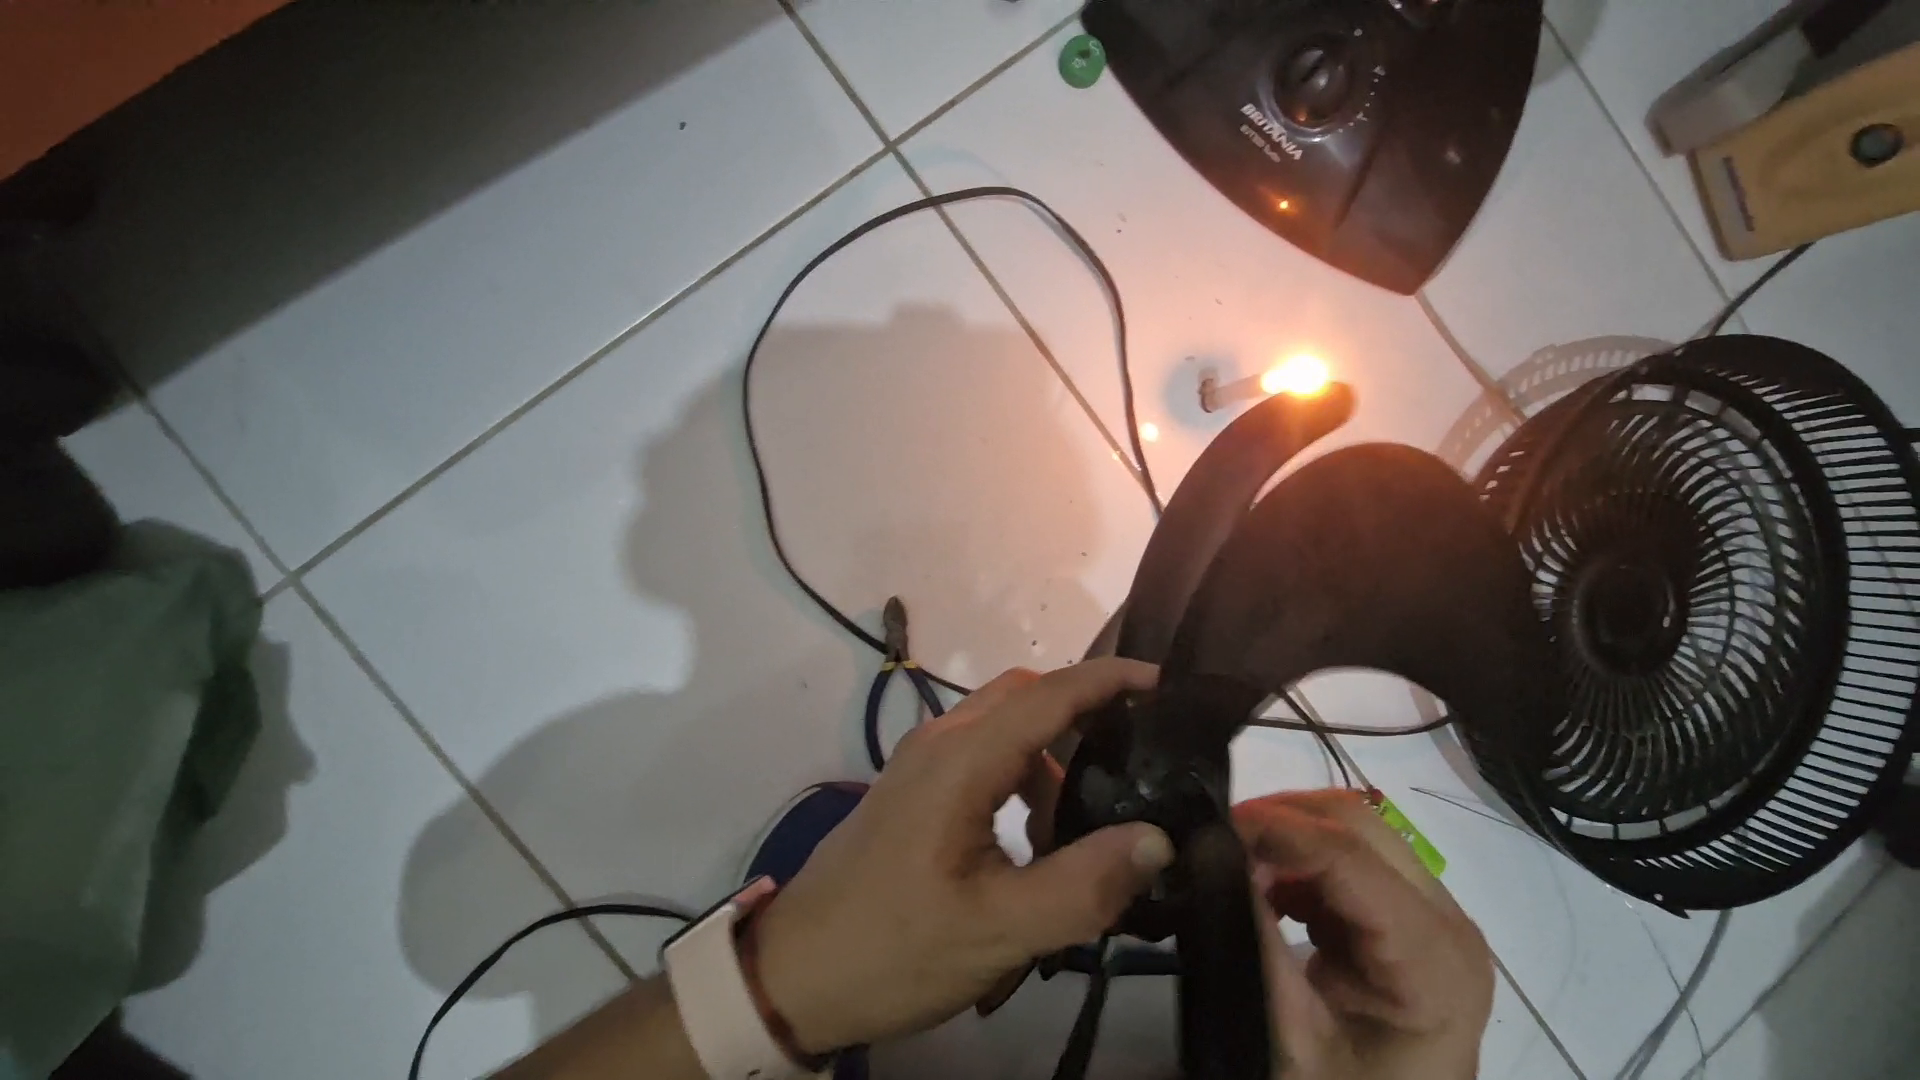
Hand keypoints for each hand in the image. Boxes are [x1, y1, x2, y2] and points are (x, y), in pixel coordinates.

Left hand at [751, 659, 1177, 1054]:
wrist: (793, 972)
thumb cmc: (894, 948)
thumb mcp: (998, 930)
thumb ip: (1083, 884)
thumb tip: (1157, 837)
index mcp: (961, 760)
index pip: (1049, 695)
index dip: (1110, 679)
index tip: (1167, 683)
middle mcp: (939, 743)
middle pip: (1025, 698)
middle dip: (1084, 713)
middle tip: (1139, 754)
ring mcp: (920, 764)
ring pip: (1003, 729)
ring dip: (1052, 760)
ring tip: (1086, 828)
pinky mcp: (913, 790)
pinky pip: (982, 759)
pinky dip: (1022, 781)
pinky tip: (1037, 844)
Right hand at [1234, 791, 1493, 1079]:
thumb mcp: (1290, 1033)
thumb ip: (1254, 941)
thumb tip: (1213, 855)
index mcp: (1433, 961)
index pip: (1350, 859)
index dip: (1279, 829)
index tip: (1212, 827)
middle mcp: (1447, 920)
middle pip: (1356, 825)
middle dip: (1280, 821)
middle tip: (1218, 845)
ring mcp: (1434, 911)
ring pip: (1351, 828)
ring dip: (1288, 836)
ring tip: (1239, 871)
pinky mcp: (1409, 911)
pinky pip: (1348, 853)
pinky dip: (1299, 857)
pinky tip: (1270, 892)